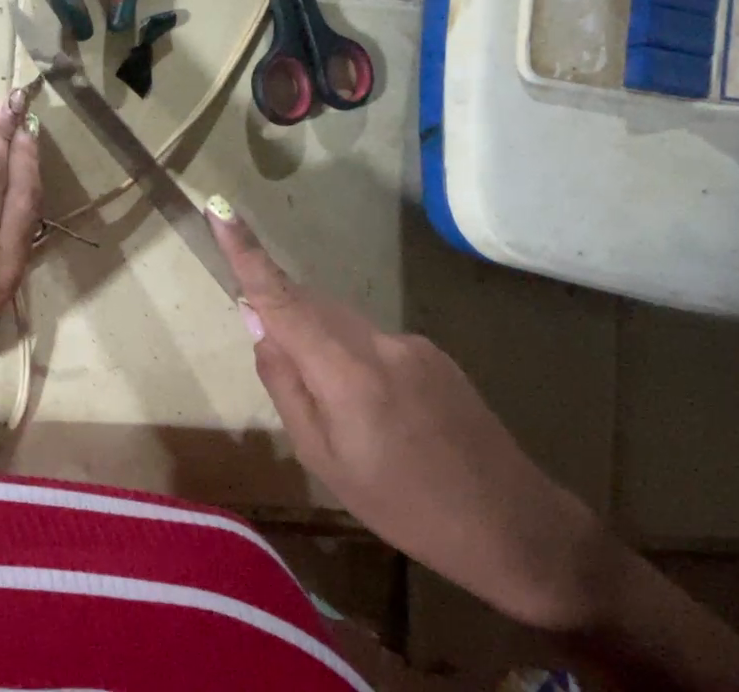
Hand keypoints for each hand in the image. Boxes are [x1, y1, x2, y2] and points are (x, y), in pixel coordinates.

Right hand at [206, 201, 612, 630]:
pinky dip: (350, 360)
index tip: (221, 210)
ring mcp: (414, 346)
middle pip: (308, 305)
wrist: (517, 529)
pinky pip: (370, 341)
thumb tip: (259, 327)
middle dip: (281, 318)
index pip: (282, 300)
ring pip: (339, 324)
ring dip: (319, 346)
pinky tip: (375, 413)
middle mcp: (381, 344)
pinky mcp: (436, 355)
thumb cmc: (403, 505)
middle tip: (281, 375)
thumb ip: (285, 385)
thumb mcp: (321, 457)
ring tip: (340, 414)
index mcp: (346, 374)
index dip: (246, 254)